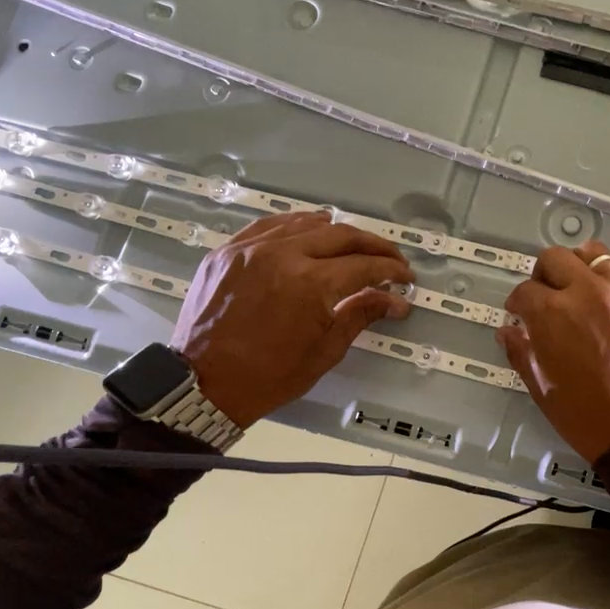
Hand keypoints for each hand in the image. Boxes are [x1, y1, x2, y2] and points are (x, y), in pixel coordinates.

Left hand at [171, 212, 411, 426]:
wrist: (204, 384)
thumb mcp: (325, 350)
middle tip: (390, 258)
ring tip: (353, 245)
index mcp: (311, 283)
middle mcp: (282, 255)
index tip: (406, 276)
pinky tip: (307, 234)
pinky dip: (295, 226)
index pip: (364, 265)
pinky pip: (269, 225)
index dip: (391, 269)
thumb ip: (361, 314)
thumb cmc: (271, 375)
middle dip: (372, 245)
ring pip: (305, 223)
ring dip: (336, 232)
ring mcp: (250, 249)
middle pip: (340, 236)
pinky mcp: (227, 252)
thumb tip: (396, 301)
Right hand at [497, 240, 609, 462]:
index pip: (525, 291)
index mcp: (553, 315)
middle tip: (546, 296)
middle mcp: (587, 292)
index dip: (518, 303)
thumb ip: (522, 354)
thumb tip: (507, 330)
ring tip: (580, 286)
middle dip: (543, 276)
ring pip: (594, 253)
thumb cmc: (587, 417)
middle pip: (555, 259)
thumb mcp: (543, 390)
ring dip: (579, 267)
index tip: (520, 314)